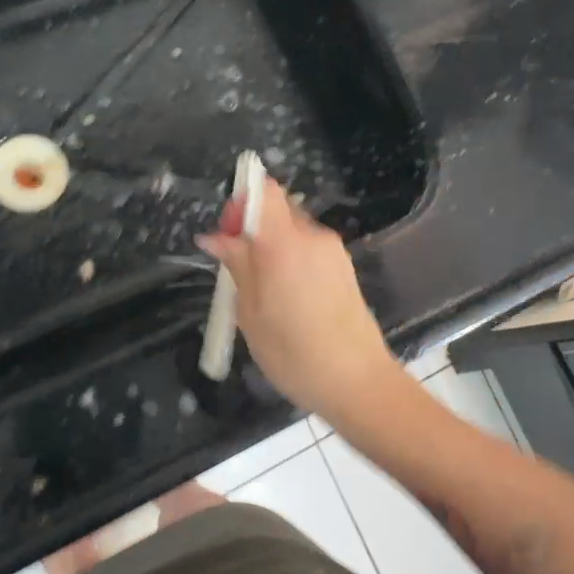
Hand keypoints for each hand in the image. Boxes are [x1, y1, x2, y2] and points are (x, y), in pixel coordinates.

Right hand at [195, 179, 400, 418]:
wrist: (357, 382)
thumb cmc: (294, 354)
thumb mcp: (250, 313)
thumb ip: (237, 266)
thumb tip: (216, 237)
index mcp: (286, 244)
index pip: (265, 191)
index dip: (241, 203)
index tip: (227, 234)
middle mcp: (313, 237)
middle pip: (278, 210)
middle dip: (252, 229)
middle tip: (237, 267)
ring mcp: (334, 252)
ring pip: (293, 232)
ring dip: (272, 248)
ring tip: (262, 291)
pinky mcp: (345, 269)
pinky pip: (309, 251)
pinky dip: (291, 262)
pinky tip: (287, 300)